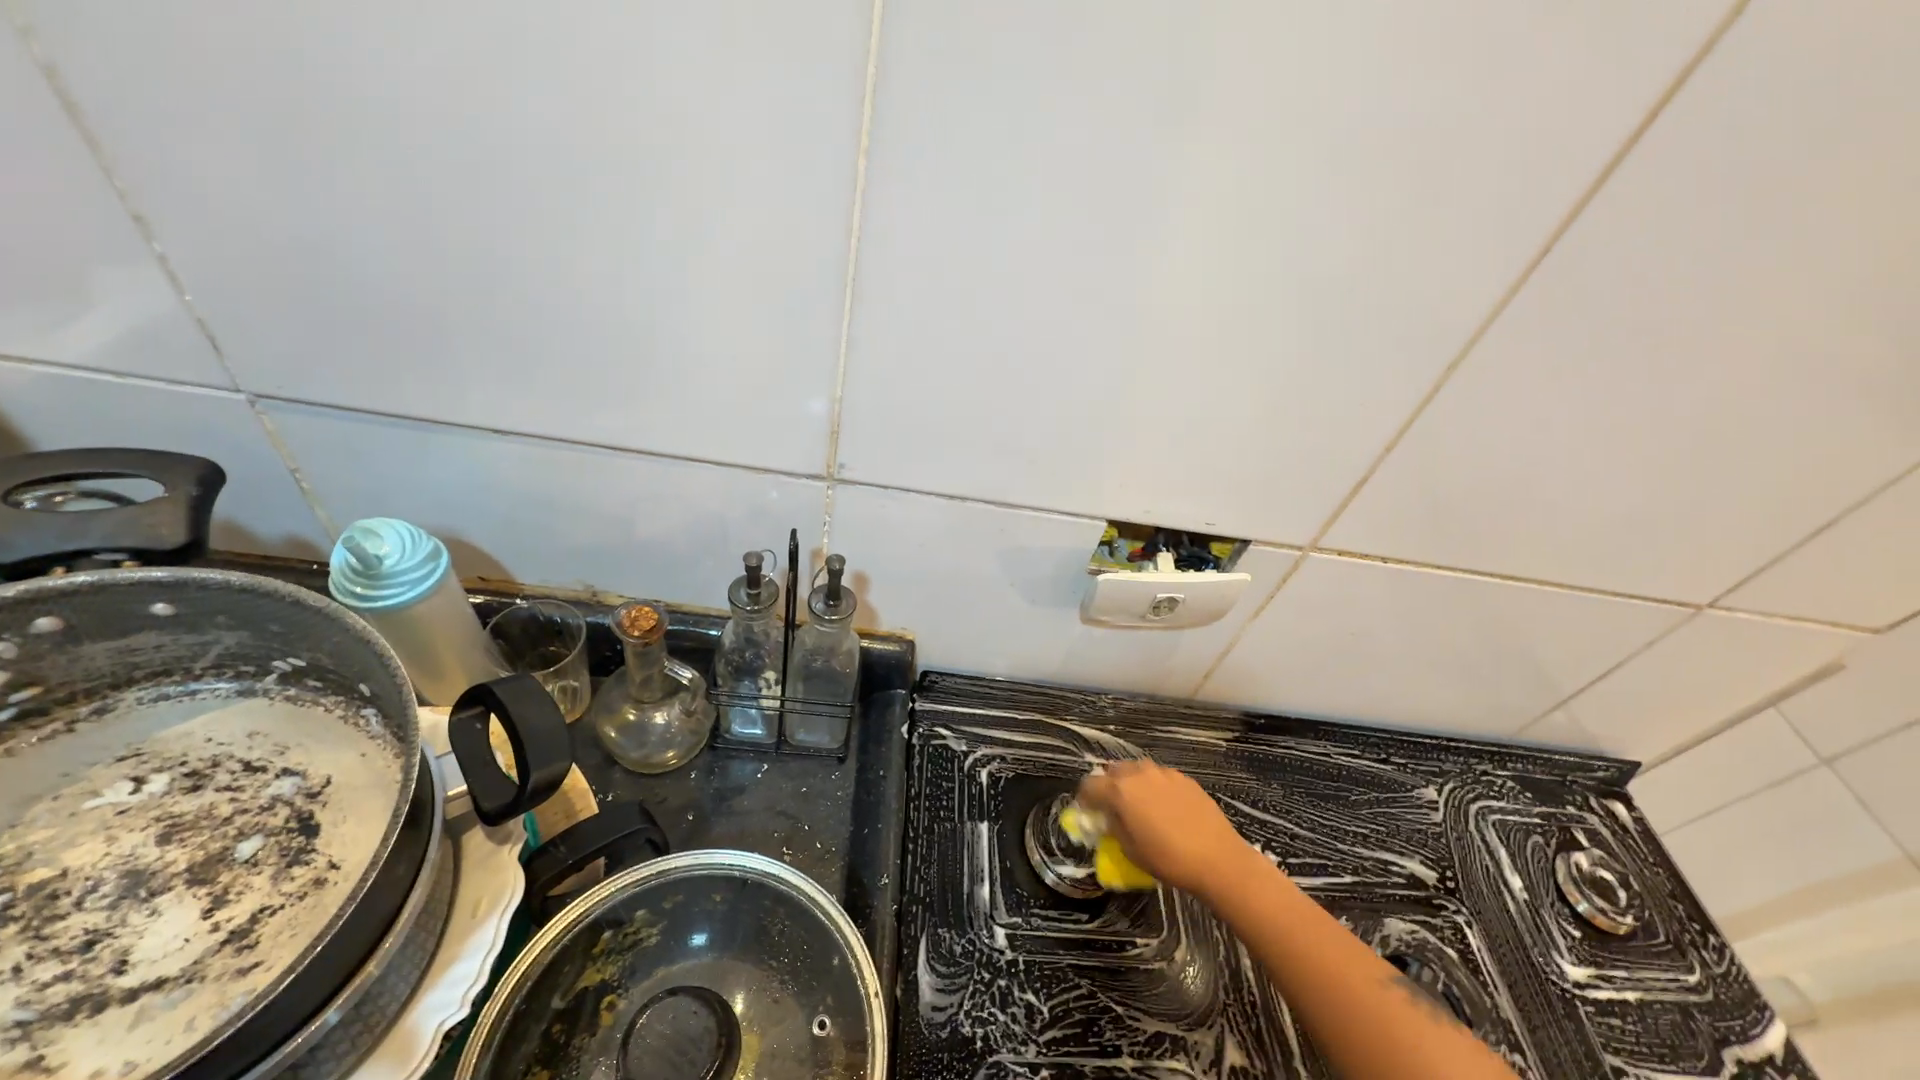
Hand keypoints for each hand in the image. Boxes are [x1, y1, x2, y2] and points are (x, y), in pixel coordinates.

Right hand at [1074, 760, 1264, 900]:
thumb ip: (1113, 827)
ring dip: (1132, 784)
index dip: (1084, 799)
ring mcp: (1164, 773)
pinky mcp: (1185, 778)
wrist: (1218, 858)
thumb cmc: (1167, 858)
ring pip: (1138, 771)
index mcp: (1119, 790)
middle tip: (1113, 808)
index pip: (1089, 785)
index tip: (1088, 813)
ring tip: (1140, 806)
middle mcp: (1139, 774)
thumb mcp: (1129, 850)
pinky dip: (1155, 787)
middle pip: (1113, 771)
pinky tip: (1165, 808)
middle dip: (1108, 786)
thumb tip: (1109, 818)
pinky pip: (1160, 777)